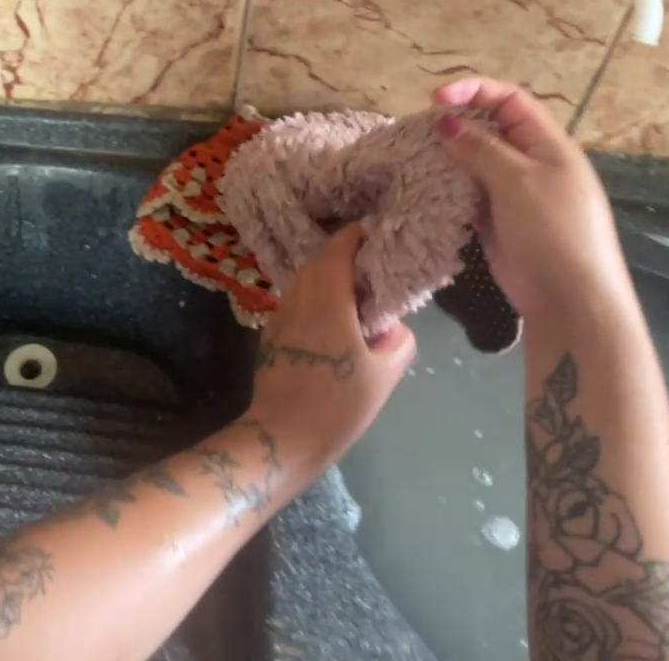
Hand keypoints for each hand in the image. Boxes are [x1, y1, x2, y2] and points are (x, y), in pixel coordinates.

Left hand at [249, 224, 416, 473]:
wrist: (282, 436)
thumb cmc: (336, 405)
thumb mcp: (382, 376)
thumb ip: (397, 342)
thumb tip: (393, 326)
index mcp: (327, 299)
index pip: (337, 249)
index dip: (355, 235)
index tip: (375, 231)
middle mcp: (298, 299)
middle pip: (317, 261)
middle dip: (342, 255)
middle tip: (371, 264)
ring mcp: (279, 316)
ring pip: (303, 281)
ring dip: (326, 277)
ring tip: (354, 292)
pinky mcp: (271, 335)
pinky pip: (295, 301)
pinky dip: (314, 297)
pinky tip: (331, 319)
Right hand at [433, 77, 638, 322]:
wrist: (569, 298)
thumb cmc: (552, 230)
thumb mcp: (517, 180)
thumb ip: (479, 148)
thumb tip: (444, 120)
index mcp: (548, 144)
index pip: (510, 100)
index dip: (475, 90)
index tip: (436, 98)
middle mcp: (530, 162)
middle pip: (490, 127)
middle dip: (456, 122)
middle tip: (421, 130)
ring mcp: (513, 191)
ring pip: (475, 159)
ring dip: (448, 154)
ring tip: (417, 156)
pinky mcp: (496, 217)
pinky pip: (468, 189)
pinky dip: (447, 184)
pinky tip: (426, 184)